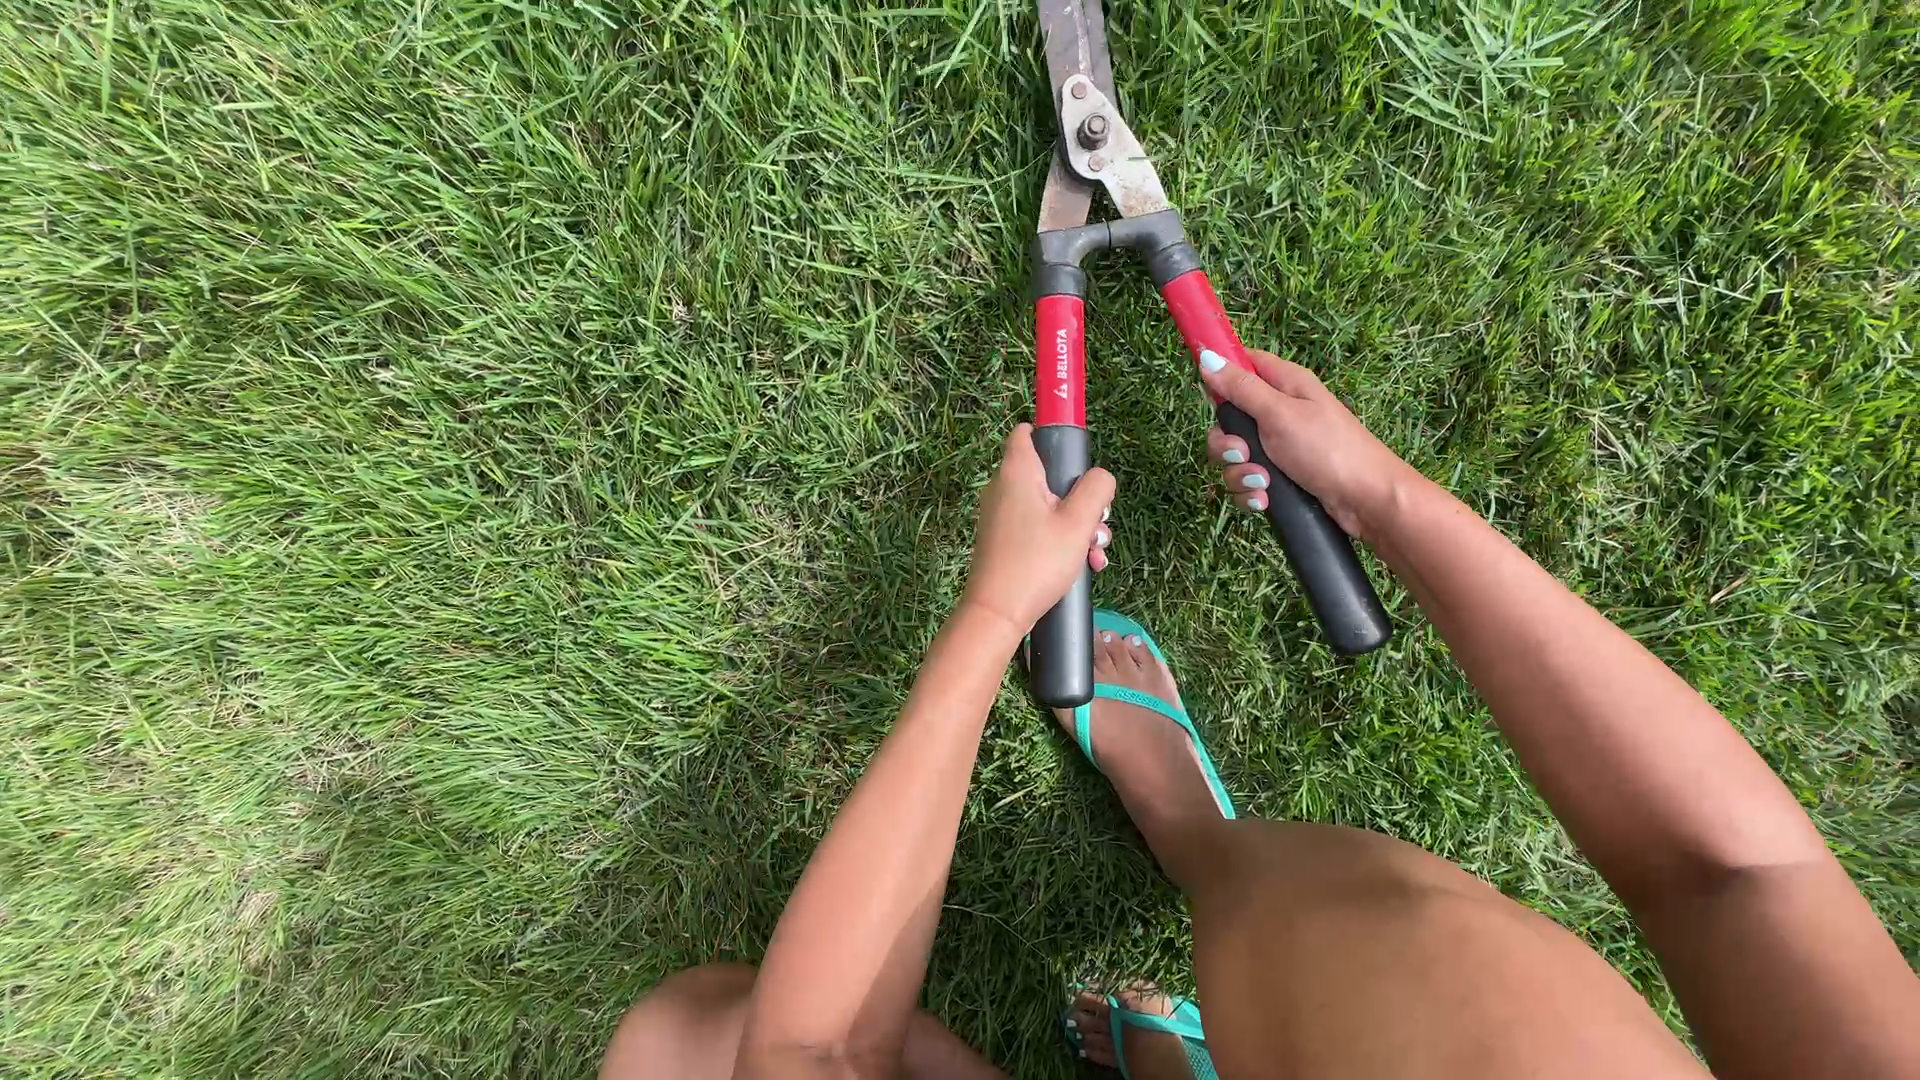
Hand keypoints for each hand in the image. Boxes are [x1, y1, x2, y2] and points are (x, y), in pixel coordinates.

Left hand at [961, 424, 1115, 633]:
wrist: (998, 613)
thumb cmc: (1037, 562)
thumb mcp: (1078, 522)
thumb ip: (1097, 488)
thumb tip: (1100, 478)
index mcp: (1017, 472)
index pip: (1027, 432)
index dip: (1053, 437)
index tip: (1077, 460)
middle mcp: (1003, 488)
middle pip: (1049, 475)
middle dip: (1081, 498)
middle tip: (1096, 523)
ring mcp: (1001, 516)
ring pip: (1049, 507)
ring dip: (1077, 527)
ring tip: (1093, 553)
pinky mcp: (1003, 540)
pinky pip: (1038, 529)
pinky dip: (1060, 541)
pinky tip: (1083, 567)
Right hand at [1197, 348, 1420, 541]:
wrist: (1364, 500)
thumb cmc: (1327, 449)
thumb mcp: (1280, 414)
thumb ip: (1241, 388)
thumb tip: (1208, 358)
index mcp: (1284, 385)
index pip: (1242, 365)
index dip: (1221, 375)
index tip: (1207, 393)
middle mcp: (1278, 413)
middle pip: (1228, 420)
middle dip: (1226, 444)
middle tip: (1243, 453)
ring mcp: (1278, 447)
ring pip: (1233, 456)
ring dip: (1239, 473)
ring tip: (1262, 483)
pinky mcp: (1278, 476)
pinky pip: (1246, 481)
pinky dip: (1250, 492)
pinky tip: (1265, 499)